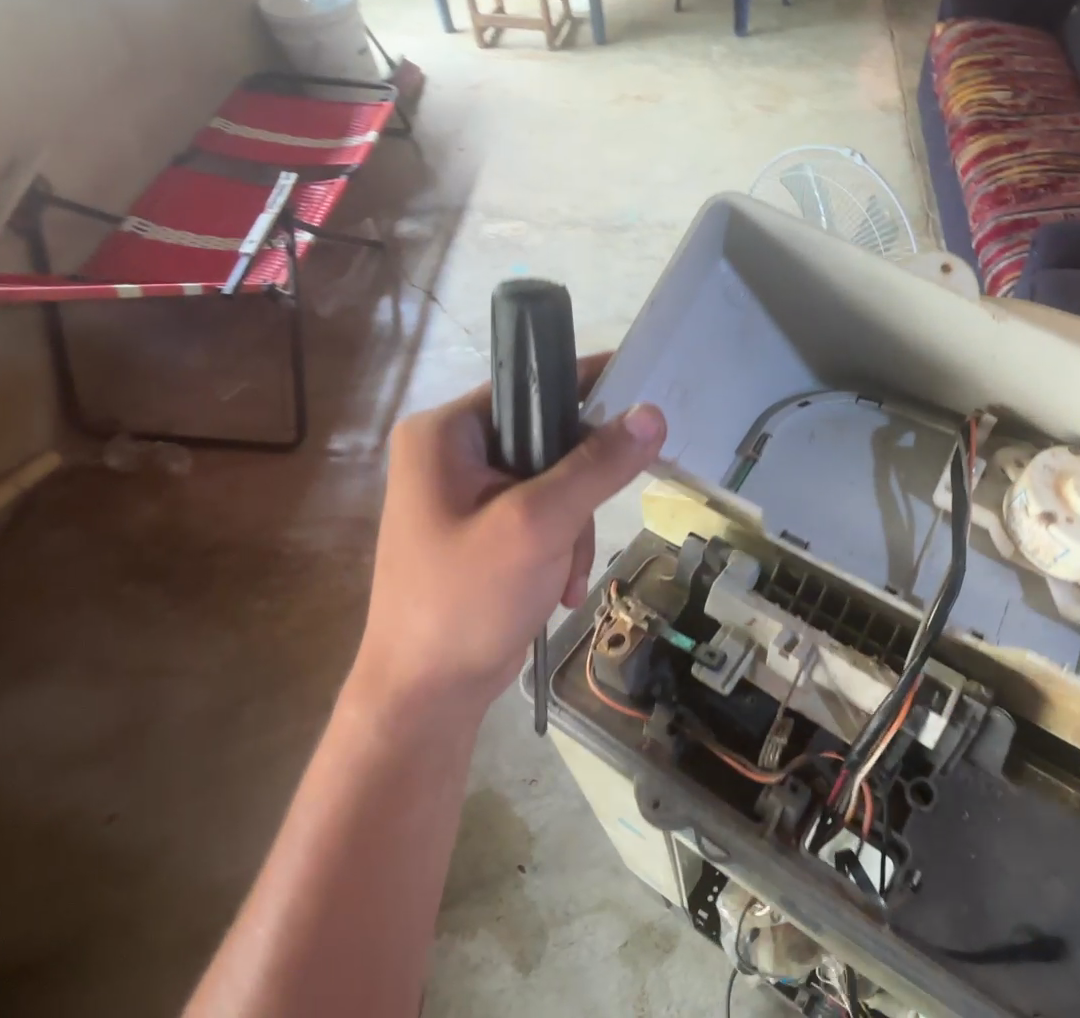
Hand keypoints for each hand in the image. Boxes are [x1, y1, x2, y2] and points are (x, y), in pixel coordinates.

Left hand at [355, 355, 665, 713]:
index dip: (587, 388)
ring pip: (555, 483)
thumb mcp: (538, 526)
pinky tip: (558, 588)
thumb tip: (652, 413)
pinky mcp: (485, 532)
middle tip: (584, 529)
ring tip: (565, 577)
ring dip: (574, 530)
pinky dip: (561, 549)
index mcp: (445, 433)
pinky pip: (544, 517)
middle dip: (580, 492)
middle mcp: (452, 454)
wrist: (427, 694)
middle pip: (548, 439)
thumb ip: (596, 466)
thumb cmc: (467, 601)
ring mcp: (467, 496)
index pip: (529, 384)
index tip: (645, 395)